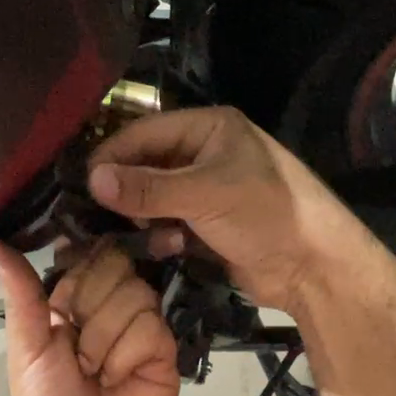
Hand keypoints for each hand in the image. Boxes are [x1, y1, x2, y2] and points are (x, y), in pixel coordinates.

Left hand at [0, 240, 180, 395]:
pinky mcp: (165, 352)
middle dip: (90, 310)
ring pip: (136, 294)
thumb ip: (23, 292)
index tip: (64, 303)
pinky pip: (153, 326)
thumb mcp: (26, 348)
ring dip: (105, 339)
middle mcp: (109, 309)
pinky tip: (119, 380)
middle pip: (116, 268)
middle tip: (76, 354)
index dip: (79, 273)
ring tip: (95, 374)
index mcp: (73, 303)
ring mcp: (140, 329)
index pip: (88, 256)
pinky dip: (128, 355)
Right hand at [86, 107, 366, 311]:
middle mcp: (205, 153)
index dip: (112, 156)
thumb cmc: (265, 214)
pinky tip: (169, 248)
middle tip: (92, 214)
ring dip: (142, 217)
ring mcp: (206, 191)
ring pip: (153, 198)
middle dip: (124, 190)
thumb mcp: (205, 194)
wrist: (314, 267)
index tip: (82, 184)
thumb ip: (148, 187)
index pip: (145, 132)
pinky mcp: (207, 225)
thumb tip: (92, 179)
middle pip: (146, 165)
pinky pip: (168, 224)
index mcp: (209, 128)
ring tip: (134, 233)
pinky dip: (161, 236)